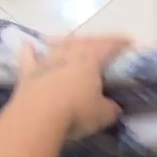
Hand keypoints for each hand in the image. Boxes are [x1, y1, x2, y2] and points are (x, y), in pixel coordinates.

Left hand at [9, 35, 130, 140]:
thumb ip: (111, 108)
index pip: (109, 45)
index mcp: (90, 59)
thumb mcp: (102, 114)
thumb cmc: (76, 111)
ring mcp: (47, 61)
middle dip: (96, 41)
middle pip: (85, 41)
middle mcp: (69, 54)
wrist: (37, 116)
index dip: (120, 43)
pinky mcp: (28, 72)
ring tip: (72, 40)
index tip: (128, 43)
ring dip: (66, 41)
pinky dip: (30, 51)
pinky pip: (29, 57)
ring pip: (59, 44)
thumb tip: (114, 108)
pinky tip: (29, 45)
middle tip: (104, 44)